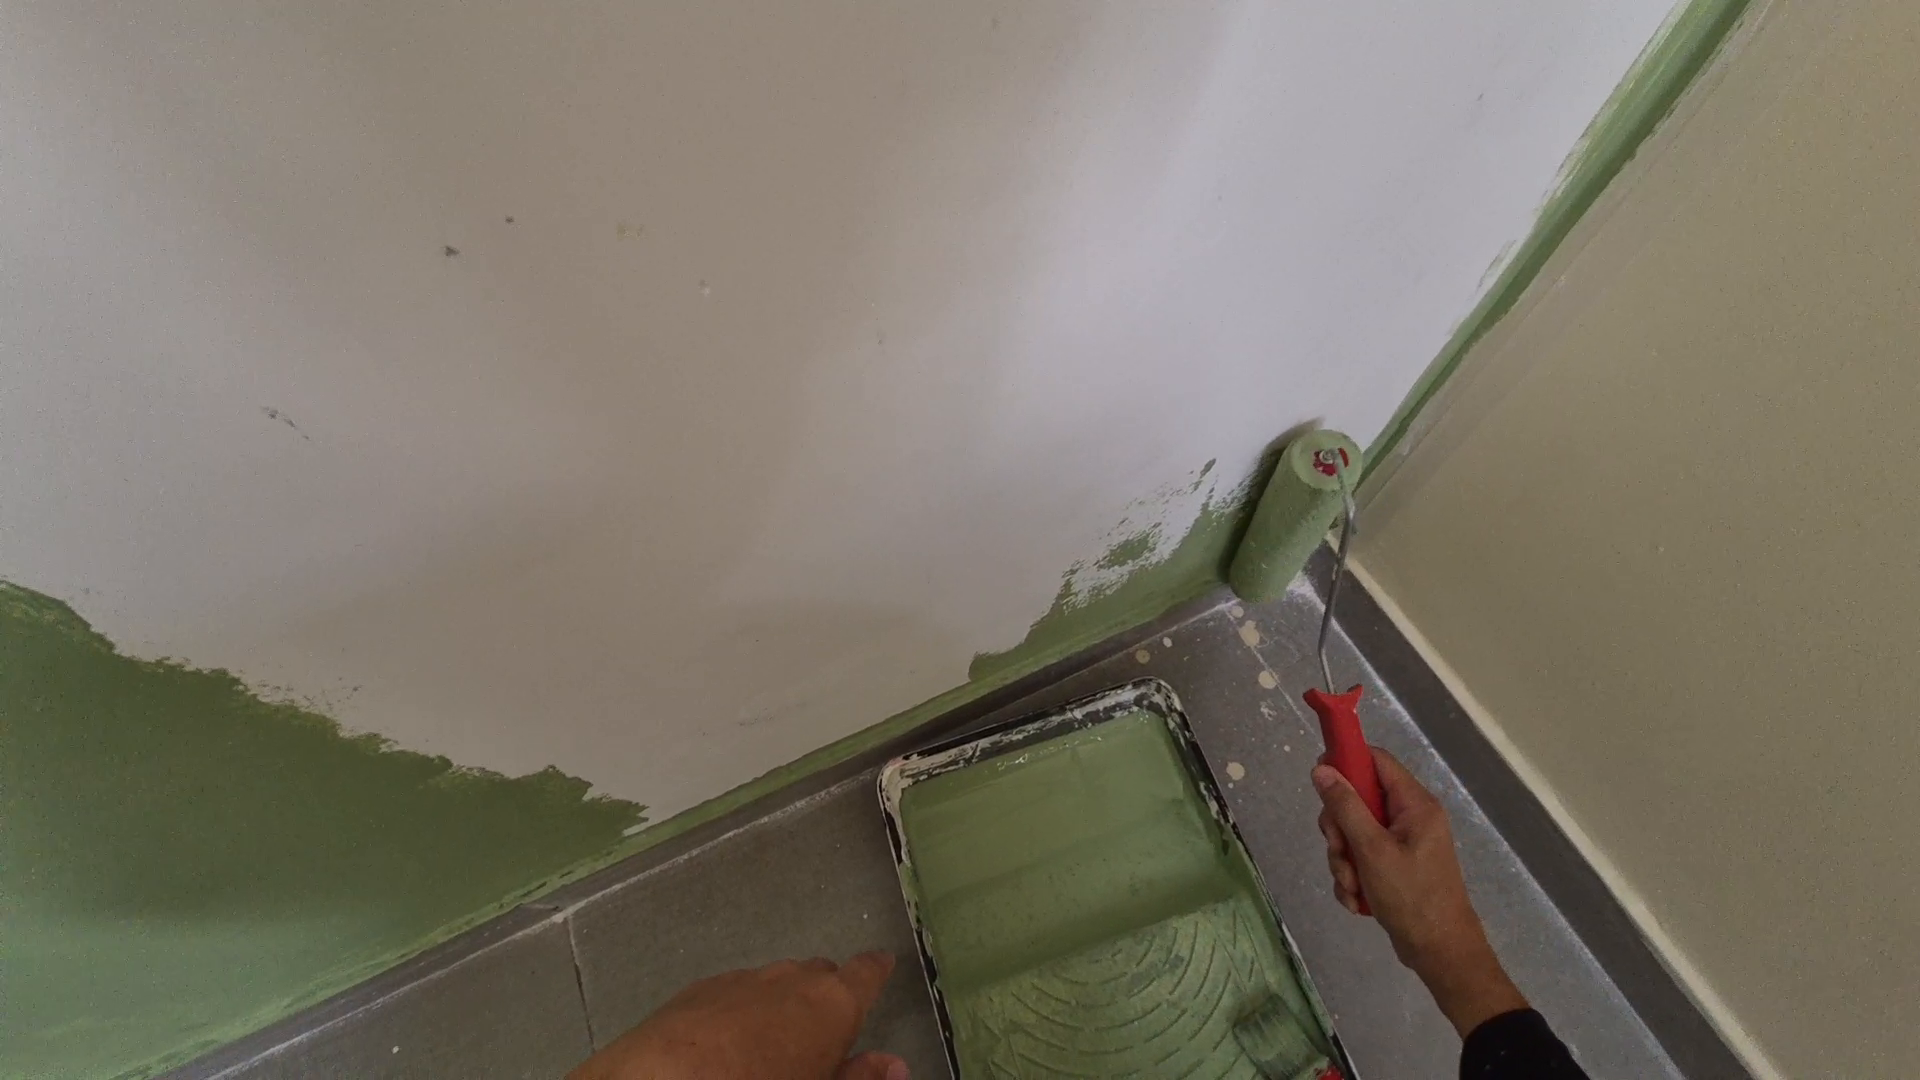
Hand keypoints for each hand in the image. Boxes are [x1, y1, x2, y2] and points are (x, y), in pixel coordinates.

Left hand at [569, 952, 906, 1079]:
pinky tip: (725, 1047)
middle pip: (820, 975)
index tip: (884, 965)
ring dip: (780, 1006)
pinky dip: (740, 1012)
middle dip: (825, 996)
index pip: (866, 972)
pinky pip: (734, 993)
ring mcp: (745, 979)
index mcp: (832, 1002)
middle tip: (822, 1032)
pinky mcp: (700, 989)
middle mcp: (793, 977)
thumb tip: (896, 1065)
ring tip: (770, 1045)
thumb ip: (858, 1078)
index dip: (876, 970)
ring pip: (775, 983)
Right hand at [1313, 747, 1526, 1036]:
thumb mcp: (1372, 849)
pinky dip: (1353, 876)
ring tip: (1353, 885)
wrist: (1442, 957)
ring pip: (1353, 831)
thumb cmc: (1413, 897)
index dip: (1346, 761)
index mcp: (1415, 805)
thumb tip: (1321, 769)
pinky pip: (1360, 856)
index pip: (1376, 760)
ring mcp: (1402, 843)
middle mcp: (1409, 818)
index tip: (1320, 779)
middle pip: (1356, 799)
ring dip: (1343, 859)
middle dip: (1339, 829)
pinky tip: (1358, 899)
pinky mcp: (1394, 866)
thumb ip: (1345, 806)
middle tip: (1340, 850)